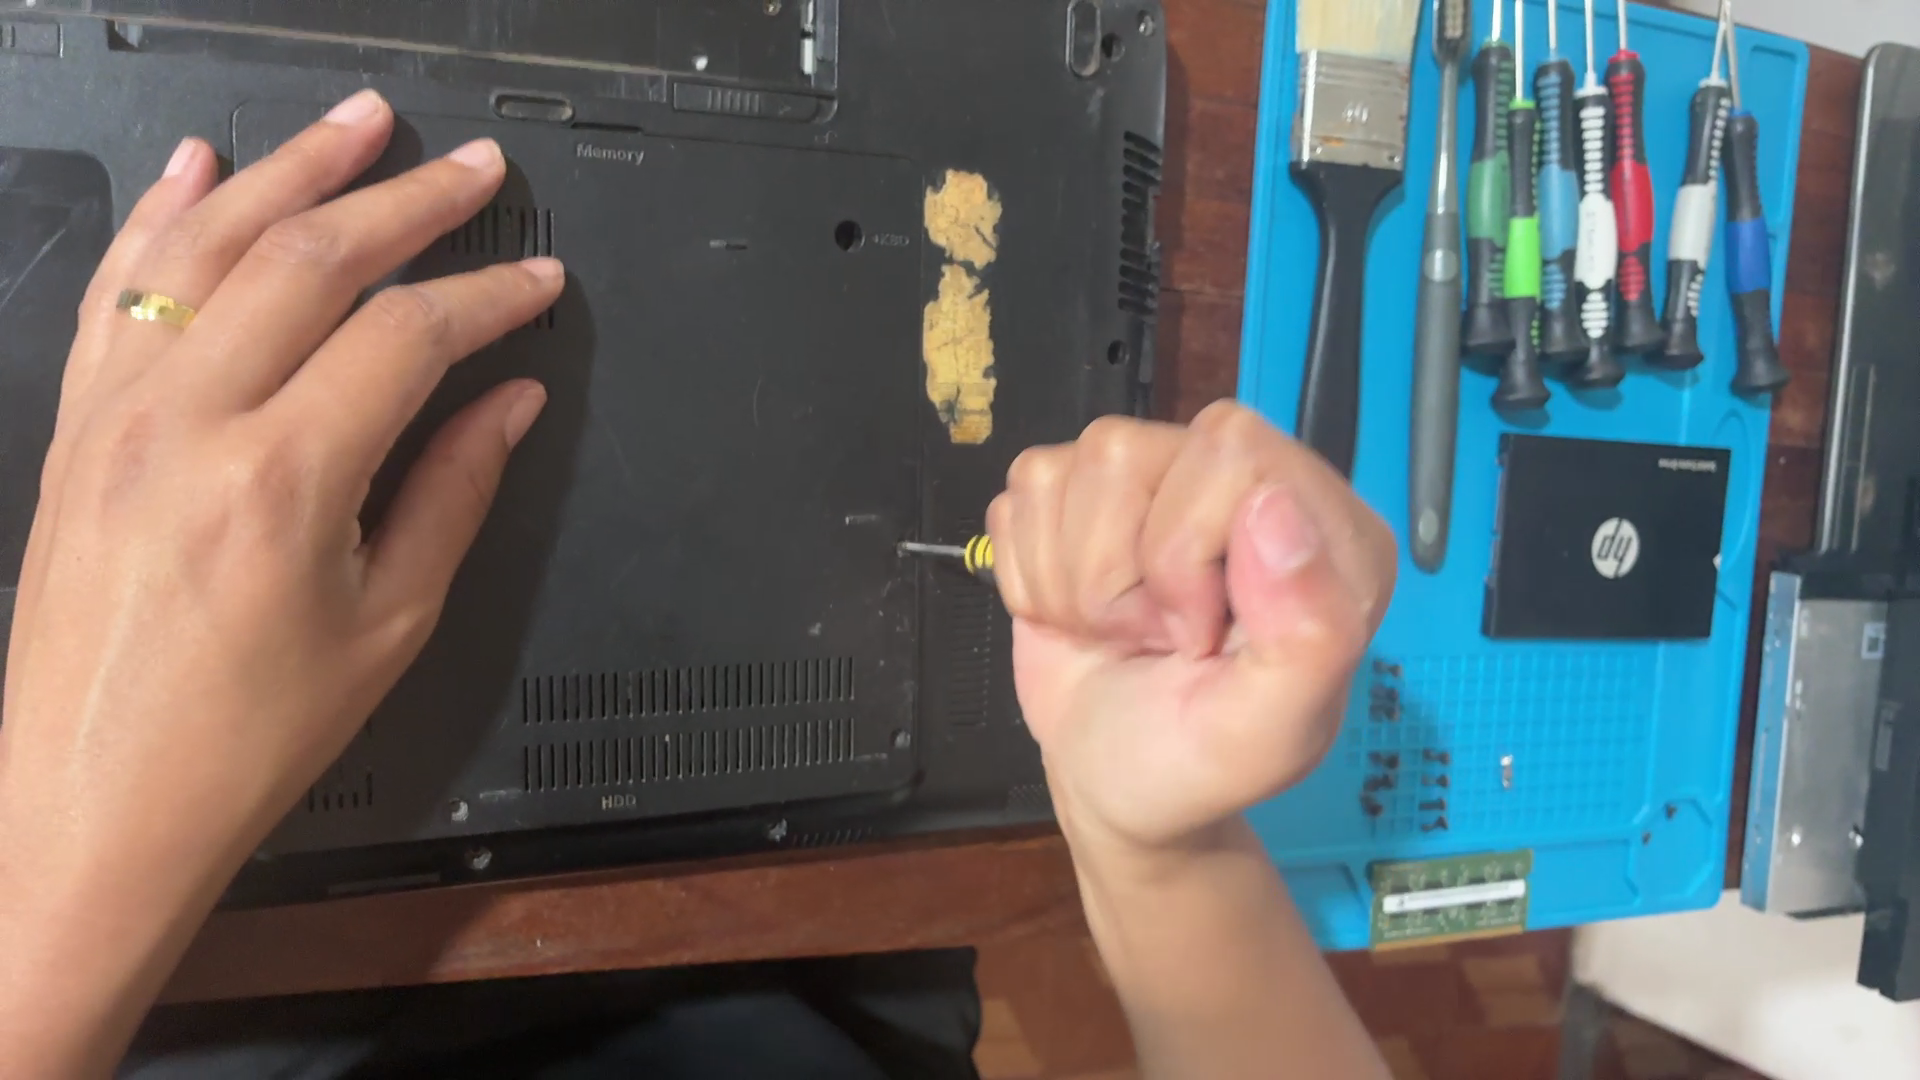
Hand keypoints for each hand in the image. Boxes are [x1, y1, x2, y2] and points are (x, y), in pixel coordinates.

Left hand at [1, 89, 560, 892]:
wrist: (87, 802)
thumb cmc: (261, 725)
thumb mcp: (397, 611)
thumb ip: (456, 486)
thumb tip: (510, 401)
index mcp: (286, 477)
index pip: (407, 337)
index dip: (487, 296)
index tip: (540, 278)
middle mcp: (187, 424)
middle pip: (309, 263)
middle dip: (405, 201)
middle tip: (474, 166)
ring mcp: (116, 416)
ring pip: (210, 250)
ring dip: (294, 173)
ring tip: (360, 124)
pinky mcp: (82, 427)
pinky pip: (123, 292)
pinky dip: (172, 216)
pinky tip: (210, 166)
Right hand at [988, 402, 1396, 857]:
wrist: (1109, 780)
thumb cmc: (1193, 763)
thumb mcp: (1270, 731)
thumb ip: (1309, 631)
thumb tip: (1273, 501)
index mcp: (1313, 519)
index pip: (1230, 448)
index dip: (1186, 548)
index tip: (1196, 633)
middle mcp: (1228, 481)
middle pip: (1123, 452)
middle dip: (1115, 571)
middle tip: (1151, 633)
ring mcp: (1143, 482)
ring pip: (1060, 471)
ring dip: (1069, 580)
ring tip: (1113, 629)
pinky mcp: (1068, 501)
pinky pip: (1017, 495)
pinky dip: (1028, 576)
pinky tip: (1070, 612)